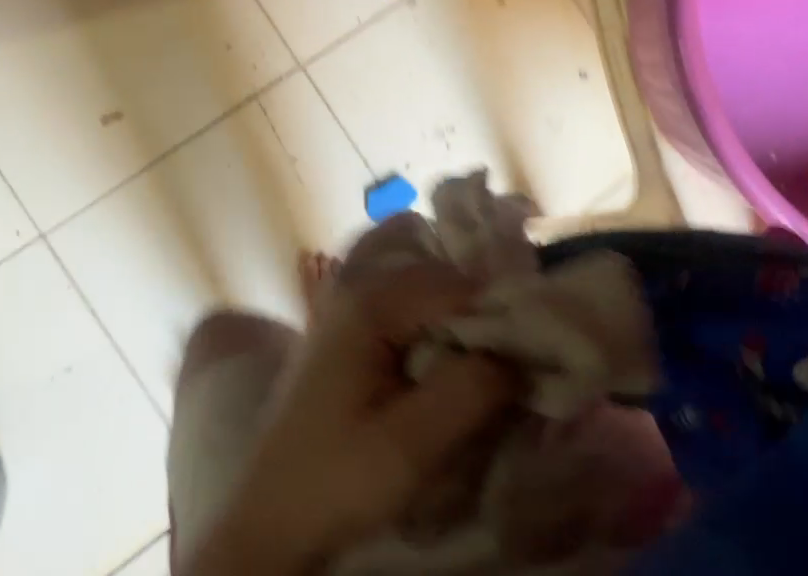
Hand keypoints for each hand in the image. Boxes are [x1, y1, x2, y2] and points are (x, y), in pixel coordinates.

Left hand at [188, 261, 519, 574]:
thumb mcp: (411, 444)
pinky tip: (451, 382)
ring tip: (489, 382)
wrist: (273, 521)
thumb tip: (522, 355)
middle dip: (485, 323)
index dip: (502, 318)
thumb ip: (470, 390)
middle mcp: (358, 292)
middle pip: (444, 286)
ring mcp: (350, 314)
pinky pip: (410, 324)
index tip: (534, 360)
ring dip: (464, 336)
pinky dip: (439, 344)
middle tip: (515, 373)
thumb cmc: (337, 481)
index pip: (459, 285)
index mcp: (369, 304)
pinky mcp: (351, 341)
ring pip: (430, 304)